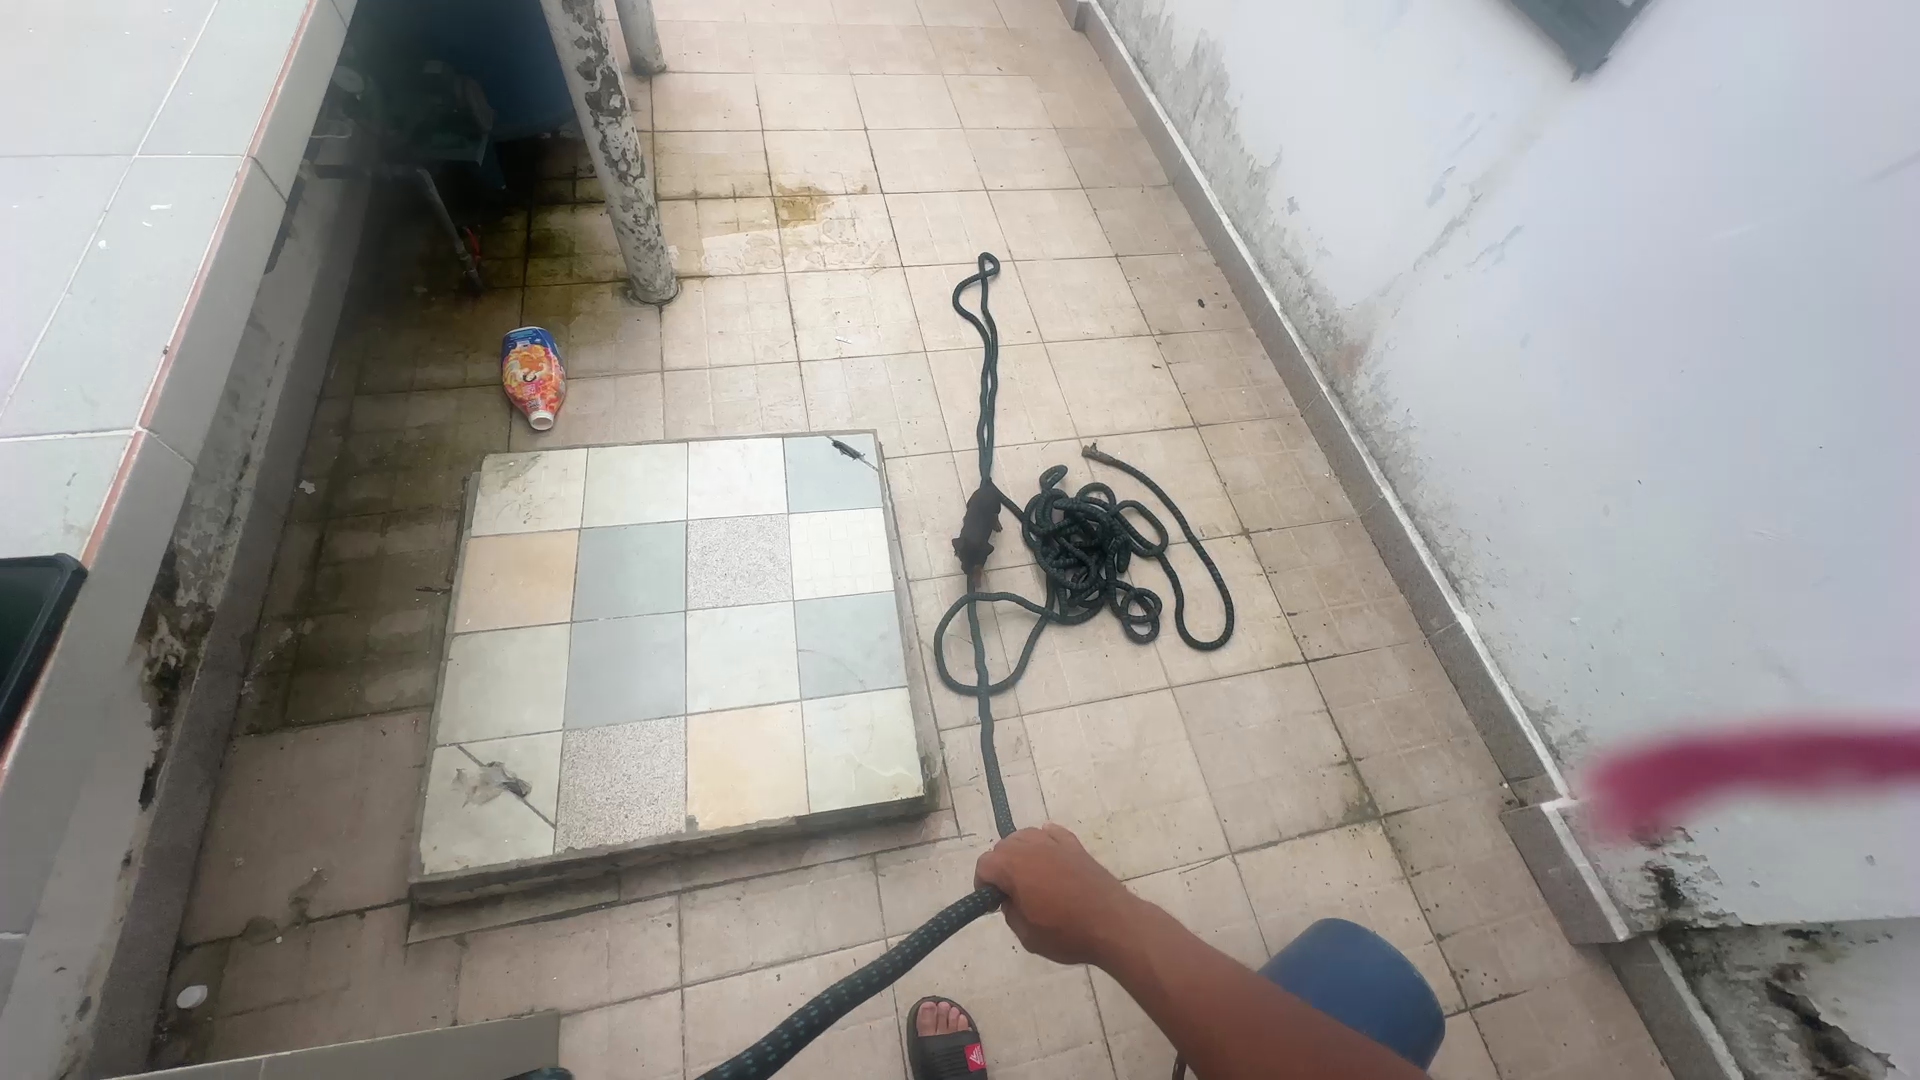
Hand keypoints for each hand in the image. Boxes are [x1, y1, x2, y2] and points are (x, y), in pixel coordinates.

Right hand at [974, 824, 1143, 966]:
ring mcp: (1055, 842)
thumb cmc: (1067, 933)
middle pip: (1003, 846)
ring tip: (1029, 877)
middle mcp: (1031, 846)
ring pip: (1026, 836)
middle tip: (1010, 893)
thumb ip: (1010, 912)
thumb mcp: (1027, 935)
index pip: (984, 864)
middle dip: (1000, 867)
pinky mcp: (1075, 845)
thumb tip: (1008, 898)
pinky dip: (1044, 841)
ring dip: (1020, 852)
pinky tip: (1048, 856)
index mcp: (1014, 866)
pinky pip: (1051, 833)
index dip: (983, 883)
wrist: (1112, 924)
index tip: (992, 902)